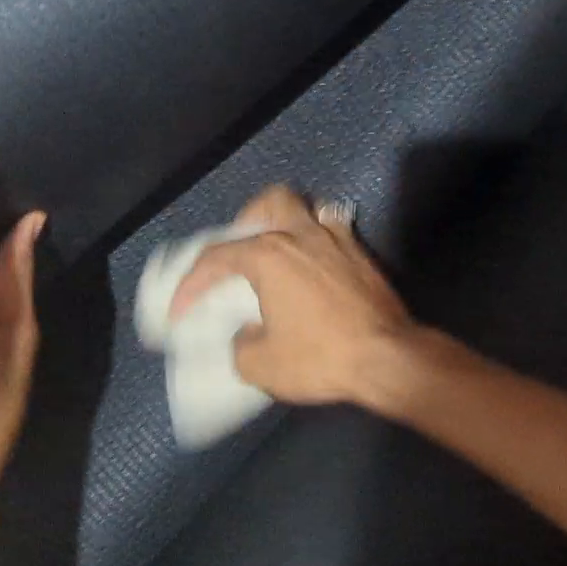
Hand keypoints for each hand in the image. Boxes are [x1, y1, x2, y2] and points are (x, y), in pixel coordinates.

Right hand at [170, 185, 414, 406]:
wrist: (387, 356)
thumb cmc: (320, 357)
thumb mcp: (261, 365)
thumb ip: (241, 344)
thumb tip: (248, 333)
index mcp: (271, 254)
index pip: (218, 257)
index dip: (191, 283)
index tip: (179, 311)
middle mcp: (304, 235)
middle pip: (274, 200)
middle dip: (250, 217)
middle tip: (242, 246)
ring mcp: (340, 240)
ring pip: (311, 208)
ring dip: (291, 223)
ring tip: (281, 252)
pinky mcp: (364, 255)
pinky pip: (336, 231)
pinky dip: (320, 242)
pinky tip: (315, 268)